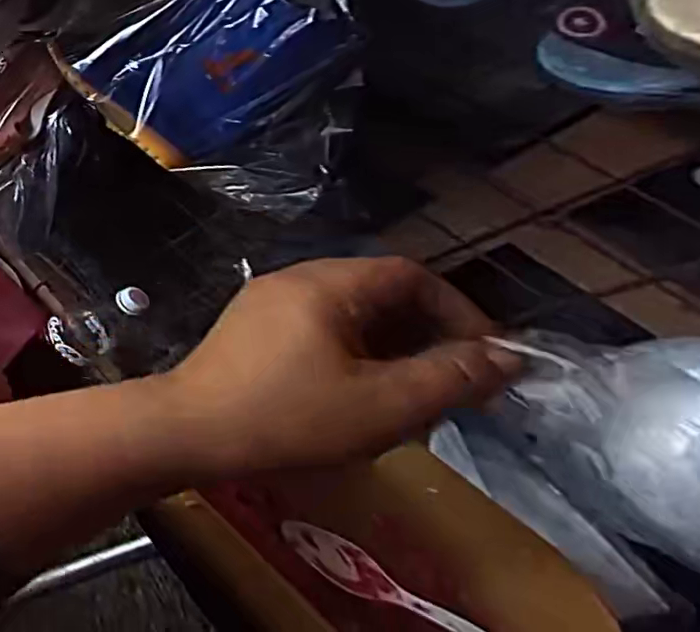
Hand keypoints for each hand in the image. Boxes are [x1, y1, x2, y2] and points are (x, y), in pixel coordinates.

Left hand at [156, 257, 521, 476]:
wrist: (194, 426)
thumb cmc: (290, 416)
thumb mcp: (384, 404)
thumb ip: (449, 377)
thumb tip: (505, 356)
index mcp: (322, 284)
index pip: (407, 273)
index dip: (457, 310)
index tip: (486, 360)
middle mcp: (290, 279)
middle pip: (375, 289)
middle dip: (424, 332)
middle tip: (452, 386)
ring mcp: (265, 300)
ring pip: (346, 311)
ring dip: (388, 346)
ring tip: (410, 398)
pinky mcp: (250, 325)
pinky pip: (315, 324)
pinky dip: (350, 350)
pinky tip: (357, 395)